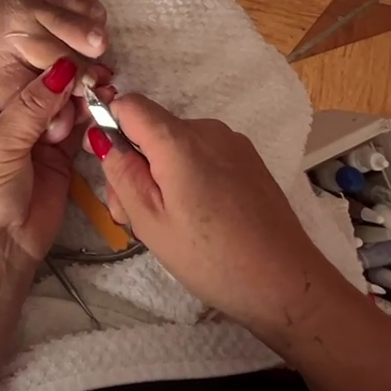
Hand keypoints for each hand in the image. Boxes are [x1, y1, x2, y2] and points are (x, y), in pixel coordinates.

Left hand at [0, 58, 84, 267]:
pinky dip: (90, 117)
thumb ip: (32, 104)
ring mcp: (33, 136)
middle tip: (91, 61)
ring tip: (103, 81)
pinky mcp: (58, 158)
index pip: (0, 68)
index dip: (23, 51)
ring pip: (59, 104)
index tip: (53, 33)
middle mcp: (6, 117)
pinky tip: (105, 104)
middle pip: (36, 84)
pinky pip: (76, 129)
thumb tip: (63, 67)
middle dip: (61, 73)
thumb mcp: (0, 141)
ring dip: (79, 94)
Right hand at [87, 95, 349, 342]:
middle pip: (151, 129)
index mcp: (179, 140)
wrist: (290, 286)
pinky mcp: (249, 159)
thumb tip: (100, 135)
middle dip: (136, 165)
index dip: (110, 127)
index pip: (128, 104)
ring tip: (172, 224)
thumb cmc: (212, 259)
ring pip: (175, 145)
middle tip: (137, 217)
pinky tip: (200, 218)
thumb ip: (120, 172)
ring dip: (162, 174)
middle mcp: (207, 129)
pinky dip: (189, 177)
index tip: (113, 167)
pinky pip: (202, 154)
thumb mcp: (150, 222)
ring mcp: (232, 142)